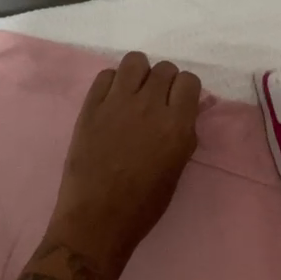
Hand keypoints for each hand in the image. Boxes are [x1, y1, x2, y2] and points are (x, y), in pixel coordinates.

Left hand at [49, 51, 202, 265]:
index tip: (179, 103)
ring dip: (139, 73)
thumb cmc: (144, 203)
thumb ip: (185, 132)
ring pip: (135, 61)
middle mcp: (150, 106)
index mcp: (177, 125)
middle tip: (156, 101)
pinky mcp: (91, 107)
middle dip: (164, 81)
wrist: (97, 218)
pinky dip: (113, 83)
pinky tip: (112, 102)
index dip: (185, 90)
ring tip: (134, 93)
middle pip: (164, 68)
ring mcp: (117, 103)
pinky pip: (106, 74)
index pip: (189, 81)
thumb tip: (187, 109)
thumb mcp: (177, 167)